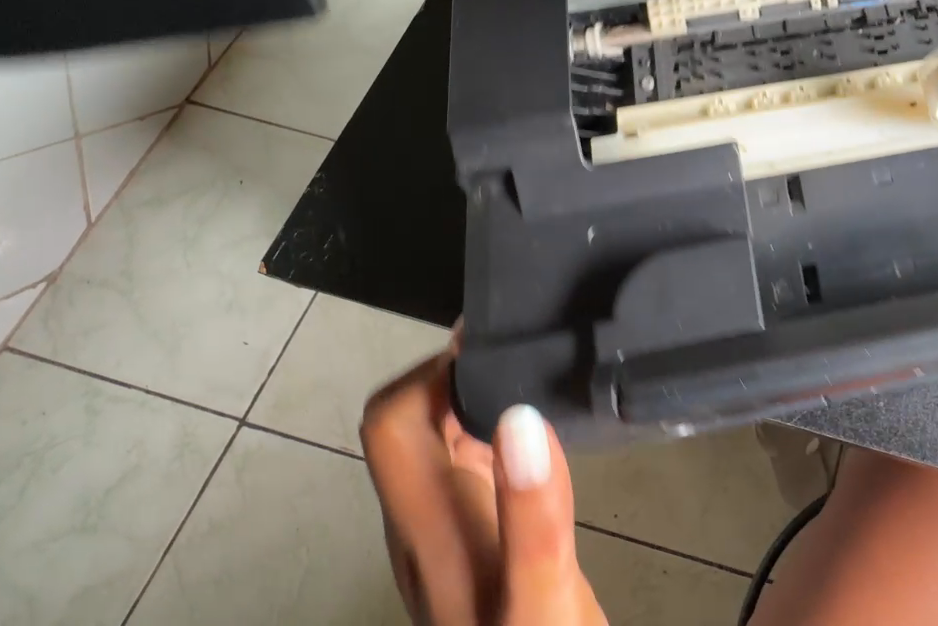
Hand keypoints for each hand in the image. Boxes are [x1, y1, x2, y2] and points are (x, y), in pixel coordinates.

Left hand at [360, 340, 605, 625]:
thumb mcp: (545, 606)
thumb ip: (535, 520)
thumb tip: (521, 415)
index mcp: (432, 527)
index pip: (392, 422)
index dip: (433, 370)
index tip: (499, 342)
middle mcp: (427, 518)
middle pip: (410, 420)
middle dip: (459, 368)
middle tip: (530, 338)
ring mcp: (450, 525)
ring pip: (439, 434)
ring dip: (477, 389)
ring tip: (540, 361)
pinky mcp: (479, 530)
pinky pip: (470, 455)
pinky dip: (496, 417)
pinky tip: (543, 416)